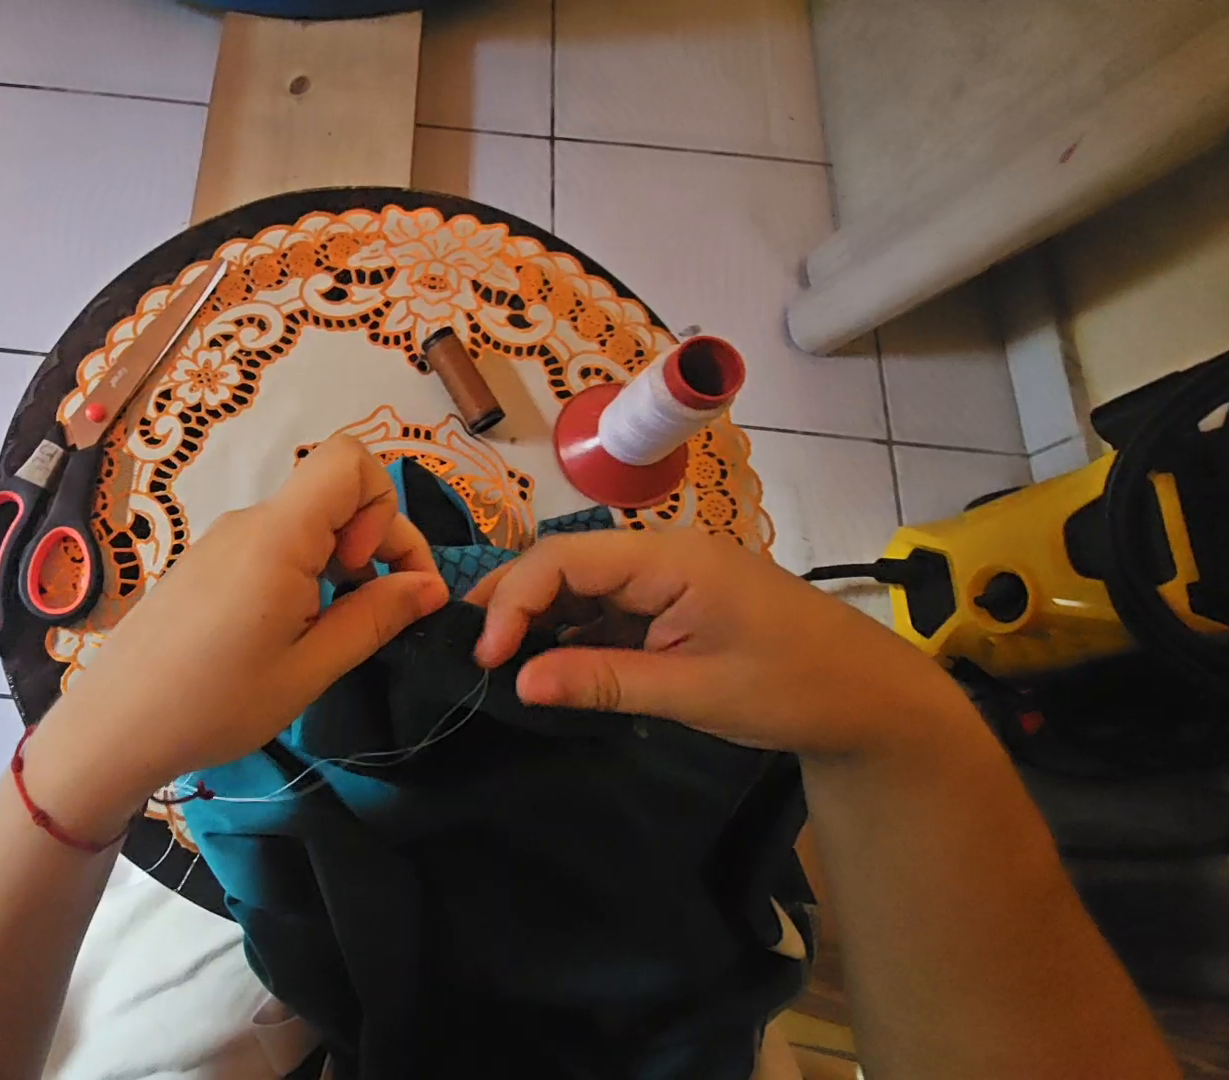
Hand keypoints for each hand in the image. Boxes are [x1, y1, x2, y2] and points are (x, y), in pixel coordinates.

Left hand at [27, 436, 450, 839]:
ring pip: (307, 524)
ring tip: (327, 633)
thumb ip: (375, 618)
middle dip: (375, 543)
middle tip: (374, 617)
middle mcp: (251, 522)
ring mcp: (224, 540)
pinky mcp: (208, 562)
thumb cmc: (216, 703)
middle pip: (335, 495)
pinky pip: (275, 546)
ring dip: (339, 564)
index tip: (367, 570)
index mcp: (279, 535)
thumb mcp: (309, 668)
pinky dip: (304, 573)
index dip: (381, 505)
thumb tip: (432, 586)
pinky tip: (289, 631)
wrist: (115, 724)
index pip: (348, 459)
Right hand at [467, 528, 977, 757]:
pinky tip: (543, 661)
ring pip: (574, 585)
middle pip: (561, 563)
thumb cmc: (798, 690)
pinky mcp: (664, 602)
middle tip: (473, 651)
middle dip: (511, 602)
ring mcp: (660, 577)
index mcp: (669, 558)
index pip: (563, 560)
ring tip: (495, 658)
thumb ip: (602, 680)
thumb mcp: (696, 691)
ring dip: (533, 618)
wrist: (878, 704)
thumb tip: (517, 682)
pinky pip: (599, 608)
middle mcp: (657, 555)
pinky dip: (566, 634)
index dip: (513, 600)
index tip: (488, 657)